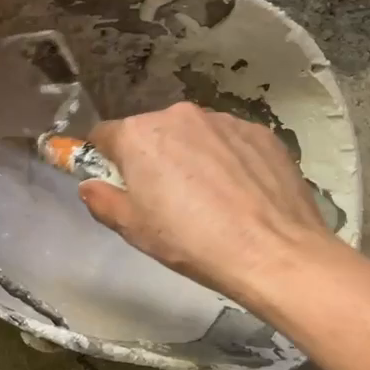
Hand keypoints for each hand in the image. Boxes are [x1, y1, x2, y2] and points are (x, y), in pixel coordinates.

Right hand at [78, 103, 335, 298]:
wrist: (277, 254)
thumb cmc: (193, 242)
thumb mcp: (133, 229)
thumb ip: (101, 200)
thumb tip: (91, 186)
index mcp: (138, 134)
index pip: (104, 136)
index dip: (107, 161)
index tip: (121, 186)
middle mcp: (177, 115)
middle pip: (150, 132)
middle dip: (152, 157)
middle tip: (167, 198)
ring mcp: (222, 121)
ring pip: (192, 135)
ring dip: (191, 156)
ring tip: (211, 198)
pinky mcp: (260, 133)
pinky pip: (230, 141)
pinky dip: (228, 159)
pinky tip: (241, 194)